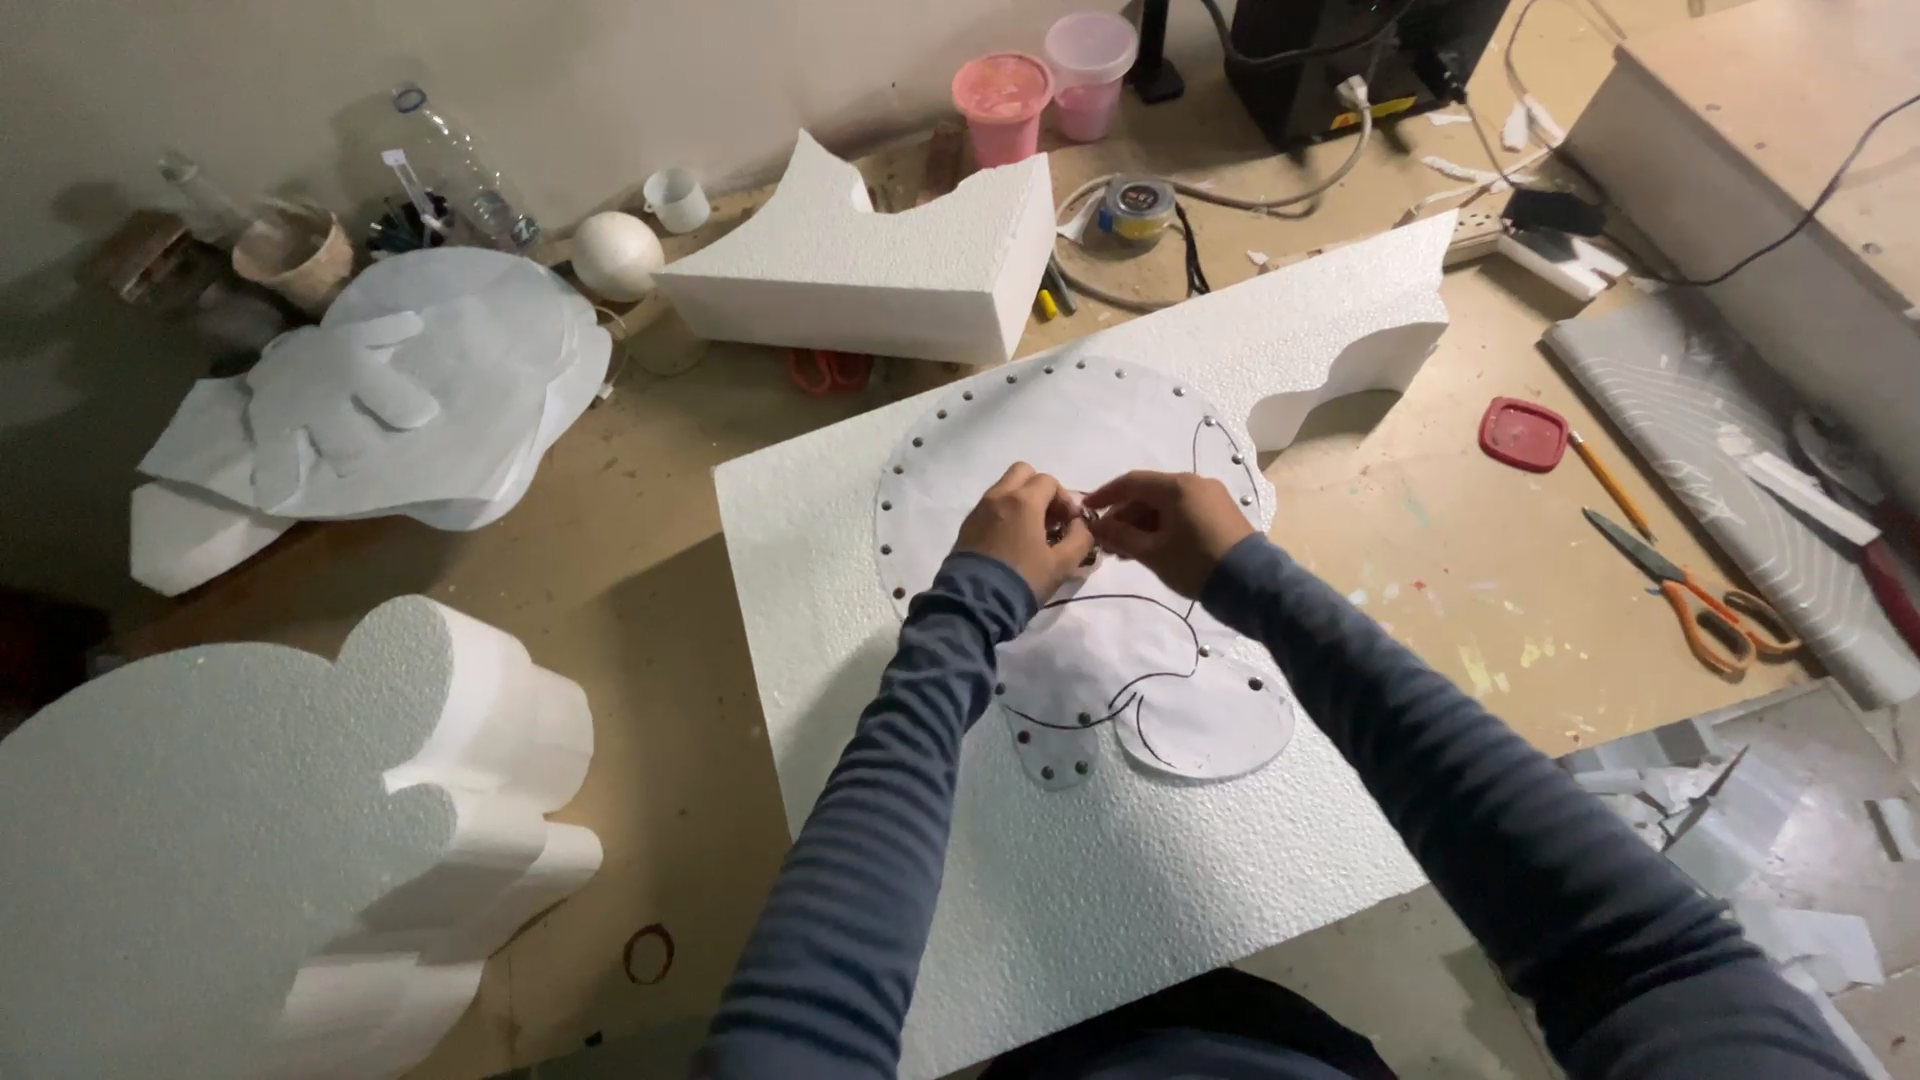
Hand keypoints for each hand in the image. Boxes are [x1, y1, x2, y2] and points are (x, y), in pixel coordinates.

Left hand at [954, 463, 1095, 601]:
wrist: (975, 602)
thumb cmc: (1023, 579)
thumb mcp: (1062, 564)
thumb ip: (1080, 539)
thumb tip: (1080, 525)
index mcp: (1023, 501)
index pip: (1049, 481)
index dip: (1065, 499)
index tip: (1070, 524)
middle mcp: (998, 497)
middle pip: (1022, 473)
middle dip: (1040, 489)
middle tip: (1049, 518)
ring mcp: (978, 510)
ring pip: (1004, 488)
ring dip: (1021, 501)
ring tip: (1031, 533)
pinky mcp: (966, 526)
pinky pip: (990, 507)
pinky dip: (1004, 513)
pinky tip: (1011, 542)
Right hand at [1084, 470, 1255, 598]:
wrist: (1251, 584)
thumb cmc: (1195, 564)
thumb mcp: (1152, 553)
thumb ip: (1120, 536)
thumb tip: (1097, 528)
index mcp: (1177, 486)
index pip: (1131, 482)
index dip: (1105, 495)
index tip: (1086, 509)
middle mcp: (1195, 483)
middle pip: (1148, 494)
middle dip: (1123, 516)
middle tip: (1106, 541)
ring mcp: (1210, 497)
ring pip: (1165, 505)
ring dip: (1141, 524)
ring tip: (1124, 551)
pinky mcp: (1219, 513)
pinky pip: (1181, 513)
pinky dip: (1161, 526)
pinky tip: (1148, 547)